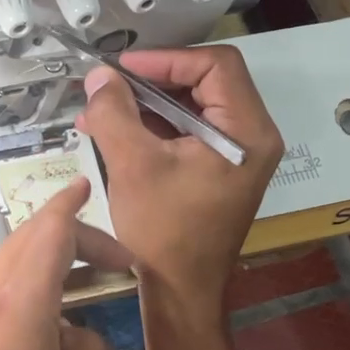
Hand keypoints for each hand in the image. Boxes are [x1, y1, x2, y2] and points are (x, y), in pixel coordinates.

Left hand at [0, 179, 116, 349]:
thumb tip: (77, 330)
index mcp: (18, 301)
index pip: (50, 229)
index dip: (73, 205)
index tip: (89, 188)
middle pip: (30, 236)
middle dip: (73, 237)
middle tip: (109, 263)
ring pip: (8, 258)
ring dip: (45, 261)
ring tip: (77, 290)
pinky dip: (20, 280)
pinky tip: (36, 314)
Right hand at [75, 45, 283, 304]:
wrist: (180, 290)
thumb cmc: (164, 229)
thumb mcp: (133, 165)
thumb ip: (114, 113)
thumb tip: (97, 77)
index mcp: (246, 131)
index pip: (214, 66)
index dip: (165, 59)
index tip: (121, 69)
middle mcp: (251, 137)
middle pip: (204, 84)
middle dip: (151, 82)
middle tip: (108, 87)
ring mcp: (236, 156)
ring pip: (191, 109)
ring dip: (146, 106)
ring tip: (100, 110)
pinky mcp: (218, 172)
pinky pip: (187, 135)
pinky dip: (153, 129)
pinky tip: (113, 133)